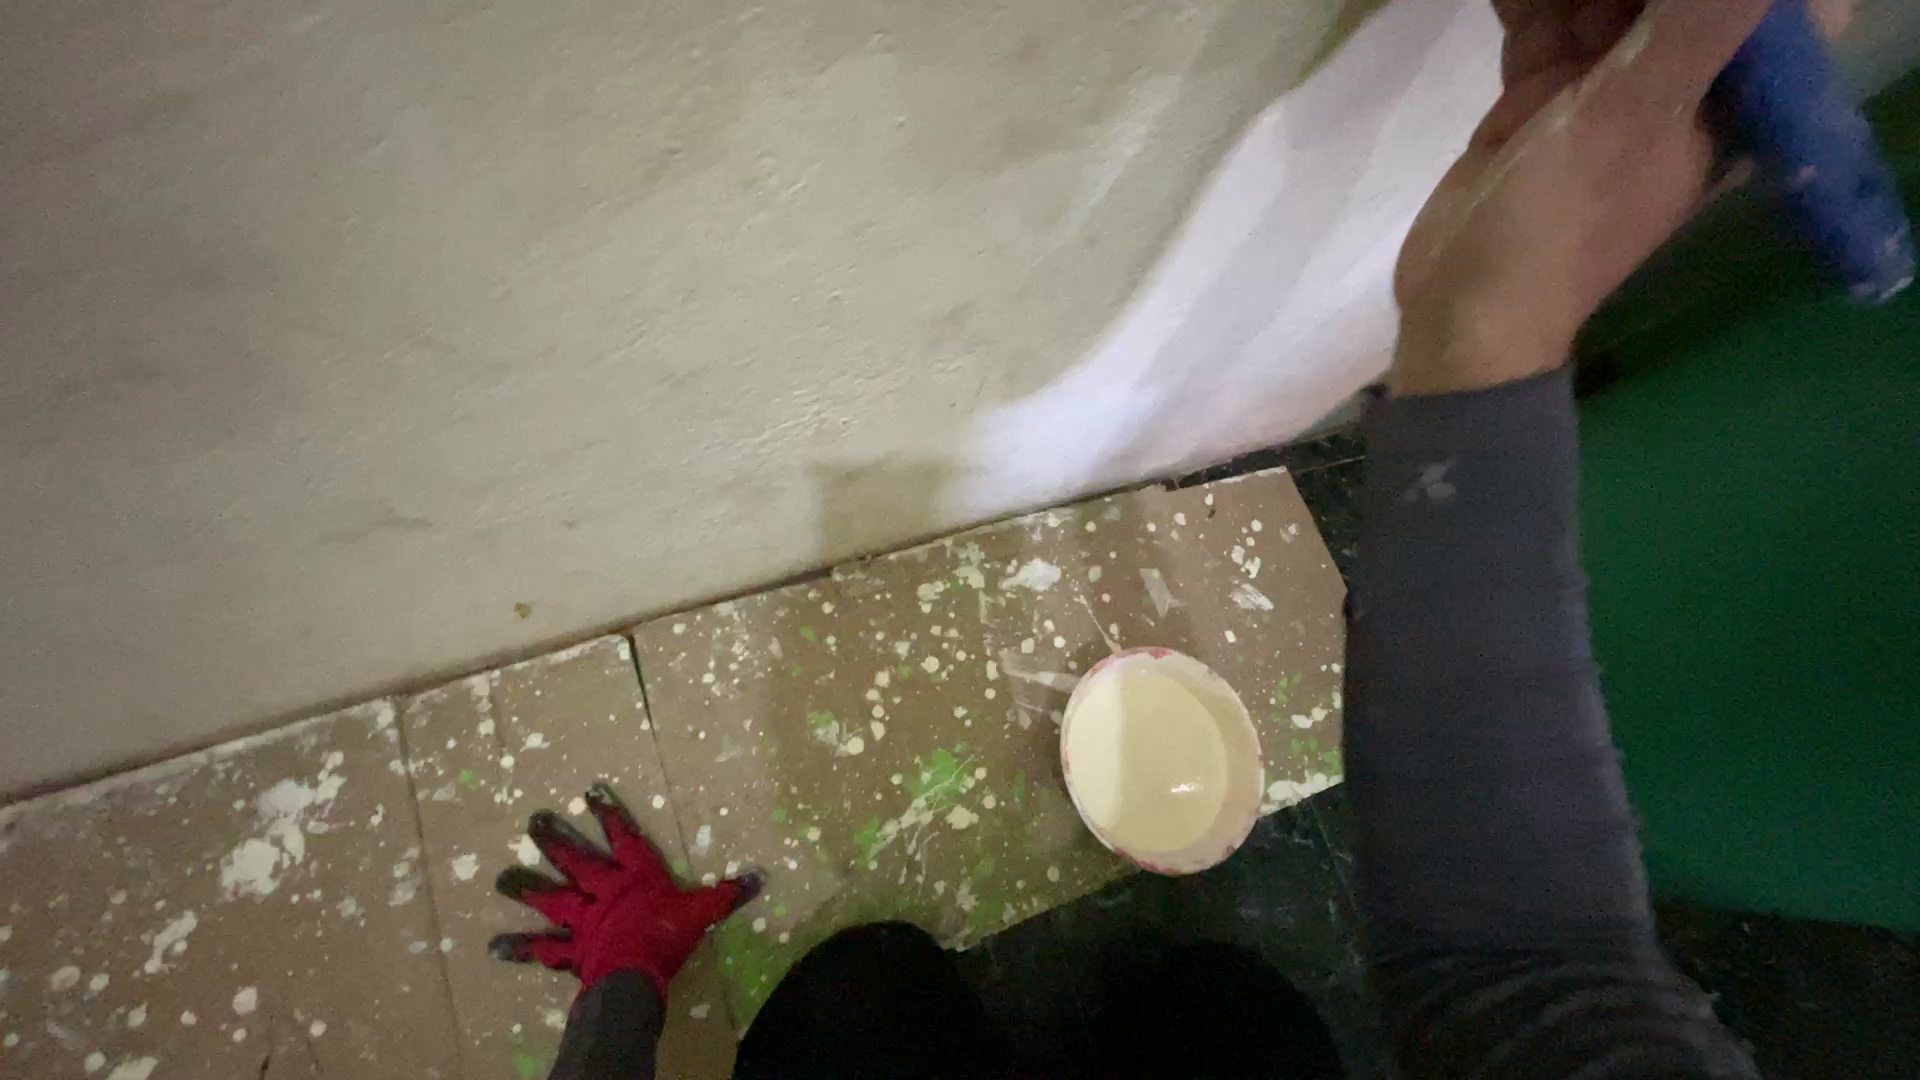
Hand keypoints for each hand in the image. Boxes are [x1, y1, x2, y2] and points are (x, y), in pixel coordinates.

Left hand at [489, 783, 762, 999]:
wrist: (632, 976)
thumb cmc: (667, 937)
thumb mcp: (703, 912)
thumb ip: (727, 894)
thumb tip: (762, 877)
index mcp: (637, 875)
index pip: (622, 836)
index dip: (608, 814)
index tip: (589, 792)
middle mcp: (605, 890)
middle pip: (577, 861)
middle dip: (556, 841)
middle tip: (533, 821)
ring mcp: (583, 919)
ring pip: (552, 898)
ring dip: (528, 887)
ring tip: (501, 877)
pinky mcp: (570, 950)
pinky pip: (542, 947)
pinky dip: (520, 947)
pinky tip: (496, 945)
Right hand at [1391, 0, 1772, 395]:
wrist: (1461, 313)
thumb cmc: (1556, 229)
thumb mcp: (1632, 116)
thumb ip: (1696, 18)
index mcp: (1734, 89)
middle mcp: (1675, 81)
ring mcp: (1598, 94)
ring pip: (1600, 3)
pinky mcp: (1534, 106)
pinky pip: (1541, 31)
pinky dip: (1525, 4)